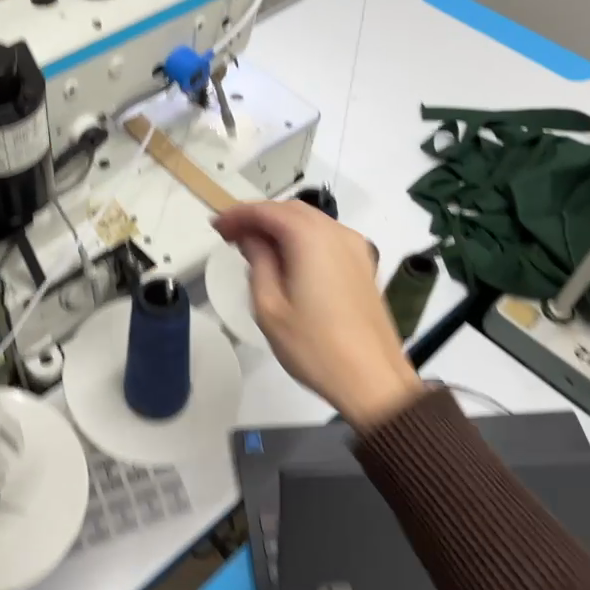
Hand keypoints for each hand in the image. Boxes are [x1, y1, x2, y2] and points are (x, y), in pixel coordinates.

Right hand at [214, 201, 422, 429]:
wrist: (373, 379)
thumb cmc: (314, 346)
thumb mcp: (270, 307)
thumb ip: (258, 262)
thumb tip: (252, 239)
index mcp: (311, 238)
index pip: (267, 211)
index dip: (238, 214)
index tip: (216, 227)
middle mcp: (337, 233)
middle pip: (291, 210)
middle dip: (259, 218)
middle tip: (230, 237)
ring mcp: (356, 248)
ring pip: (311, 222)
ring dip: (281, 227)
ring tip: (254, 248)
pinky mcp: (364, 265)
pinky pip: (327, 238)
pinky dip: (302, 239)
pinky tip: (287, 261)